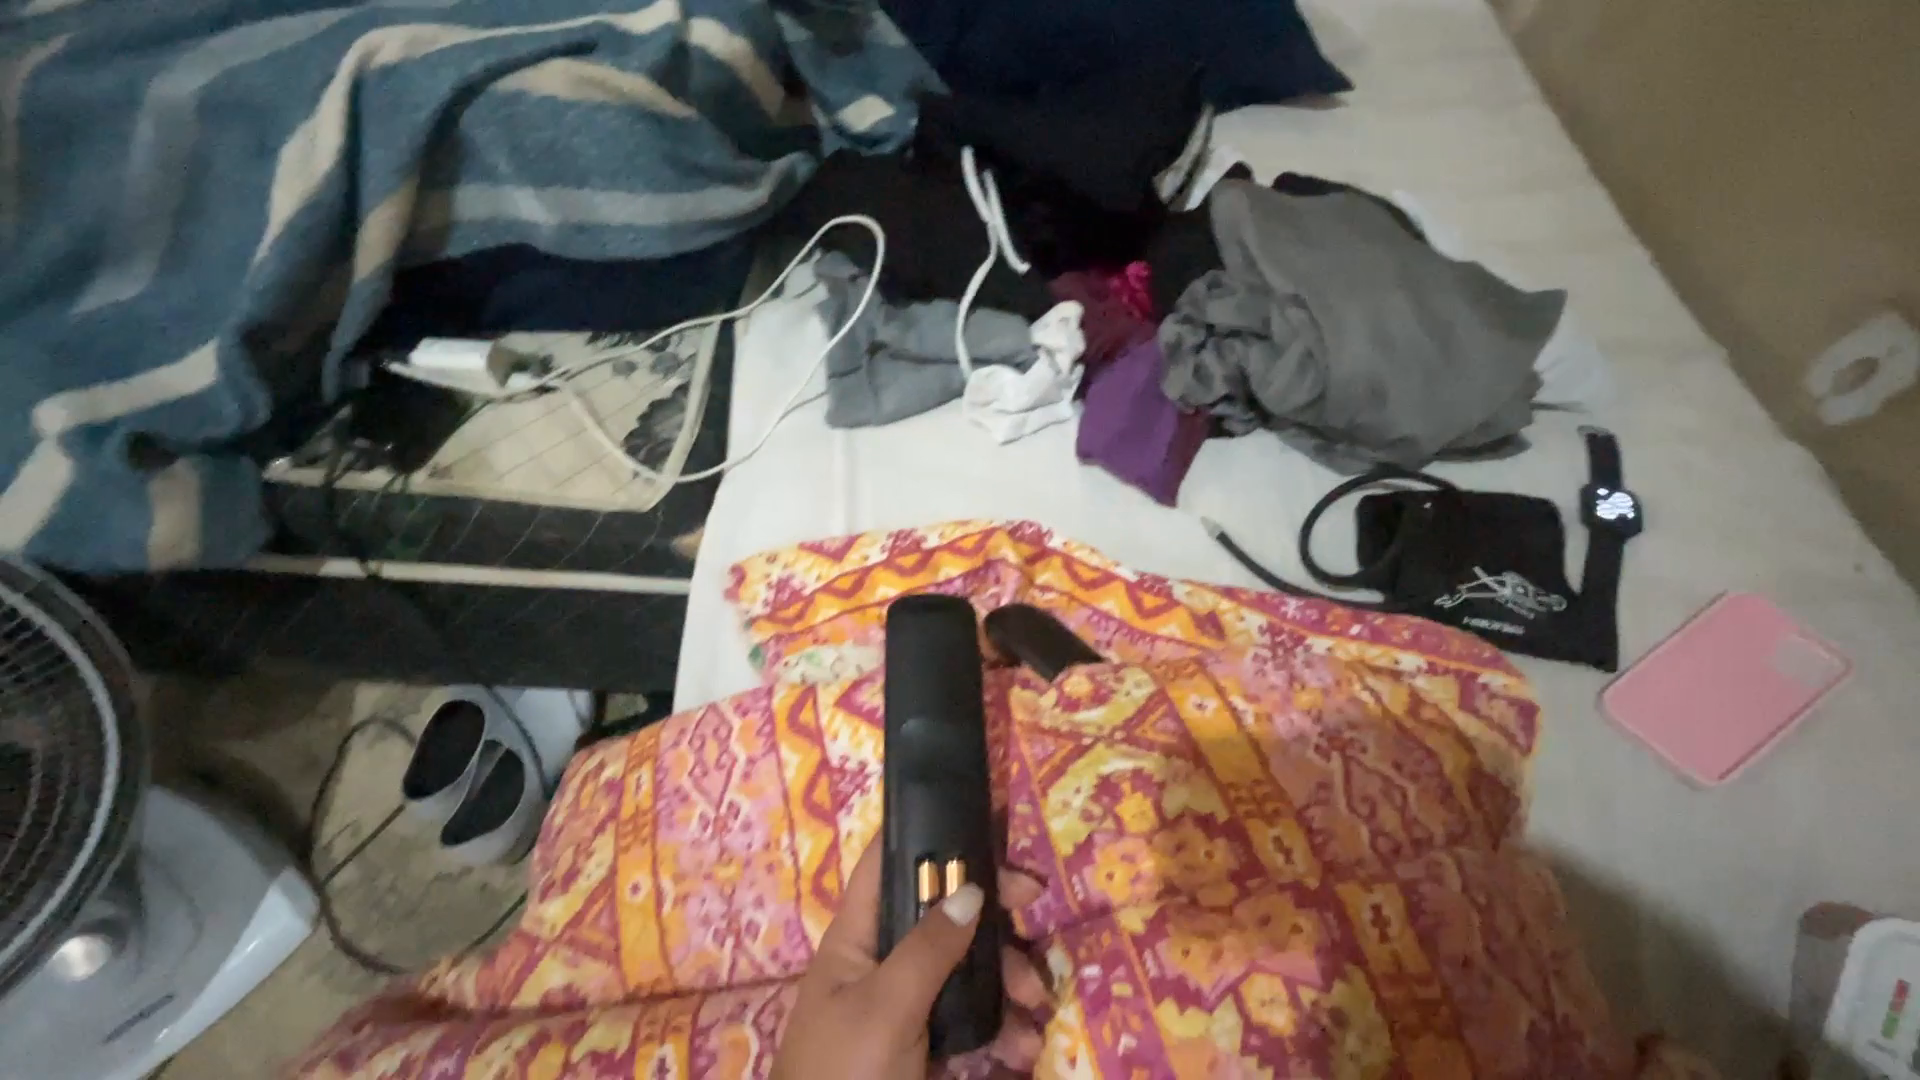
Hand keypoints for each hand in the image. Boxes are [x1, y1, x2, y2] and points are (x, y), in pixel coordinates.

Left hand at [771, 840, 1049, 1078]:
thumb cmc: (845, 1075)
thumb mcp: (885, 1008)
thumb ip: (929, 947)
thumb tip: (972, 888)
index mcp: (856, 937)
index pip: (885, 863)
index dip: (927, 835)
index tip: (984, 825)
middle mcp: (882, 960)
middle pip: (939, 911)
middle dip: (988, 912)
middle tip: (1032, 906)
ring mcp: (906, 1004)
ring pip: (965, 964)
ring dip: (1007, 975)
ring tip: (1035, 1001)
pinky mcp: (928, 1045)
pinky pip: (972, 1017)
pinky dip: (1002, 1025)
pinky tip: (1023, 1044)